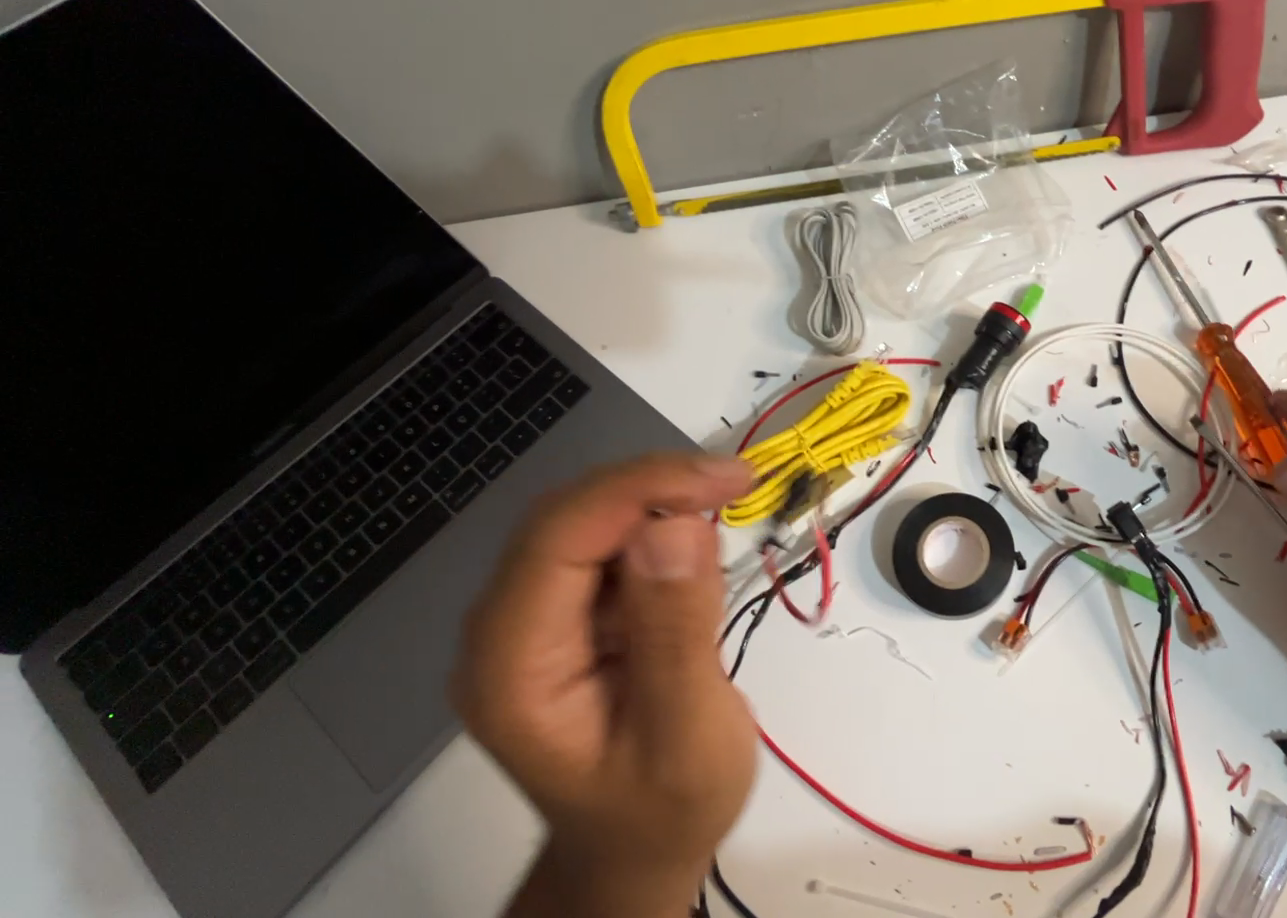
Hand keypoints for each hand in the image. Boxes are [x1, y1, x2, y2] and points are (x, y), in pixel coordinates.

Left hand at [452, 453, 756, 916]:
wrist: (637, 852)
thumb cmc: (664, 813)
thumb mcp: (687, 738)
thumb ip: (677, 635)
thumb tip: (674, 525)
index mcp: (513, 666)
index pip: (560, 538)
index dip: (641, 488)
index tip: (728, 479)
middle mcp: (505, 630)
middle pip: (568, 519)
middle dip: (654, 487)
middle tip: (737, 485)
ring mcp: (532, 621)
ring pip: (590, 522)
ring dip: (660, 503)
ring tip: (726, 516)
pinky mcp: (566, 616)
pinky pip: (608, 548)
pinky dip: (661, 532)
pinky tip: (700, 556)